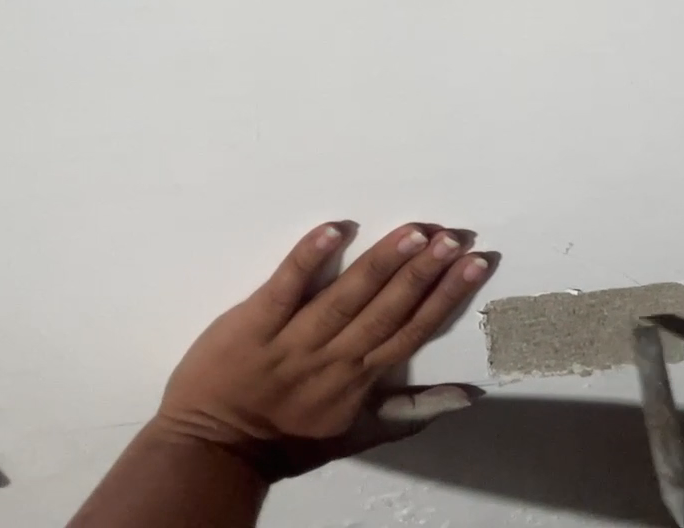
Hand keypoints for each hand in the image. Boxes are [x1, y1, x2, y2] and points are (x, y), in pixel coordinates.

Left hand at [149, 221, 493, 479]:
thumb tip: (468, 397)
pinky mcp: (252, 324)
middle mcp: (334, 357)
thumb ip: (411, 410)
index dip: (448, 295)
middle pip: (387, 309)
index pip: (413, 330)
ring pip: (346, 297)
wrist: (208, 454)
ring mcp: (292, 340)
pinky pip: (284, 288)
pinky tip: (335, 229)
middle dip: (424, 272)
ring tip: (414, 232)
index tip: (476, 262)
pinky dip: (308, 259)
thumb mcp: (356, 435)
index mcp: (360, 379)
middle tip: (454, 238)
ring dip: (382, 264)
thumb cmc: (288, 440)